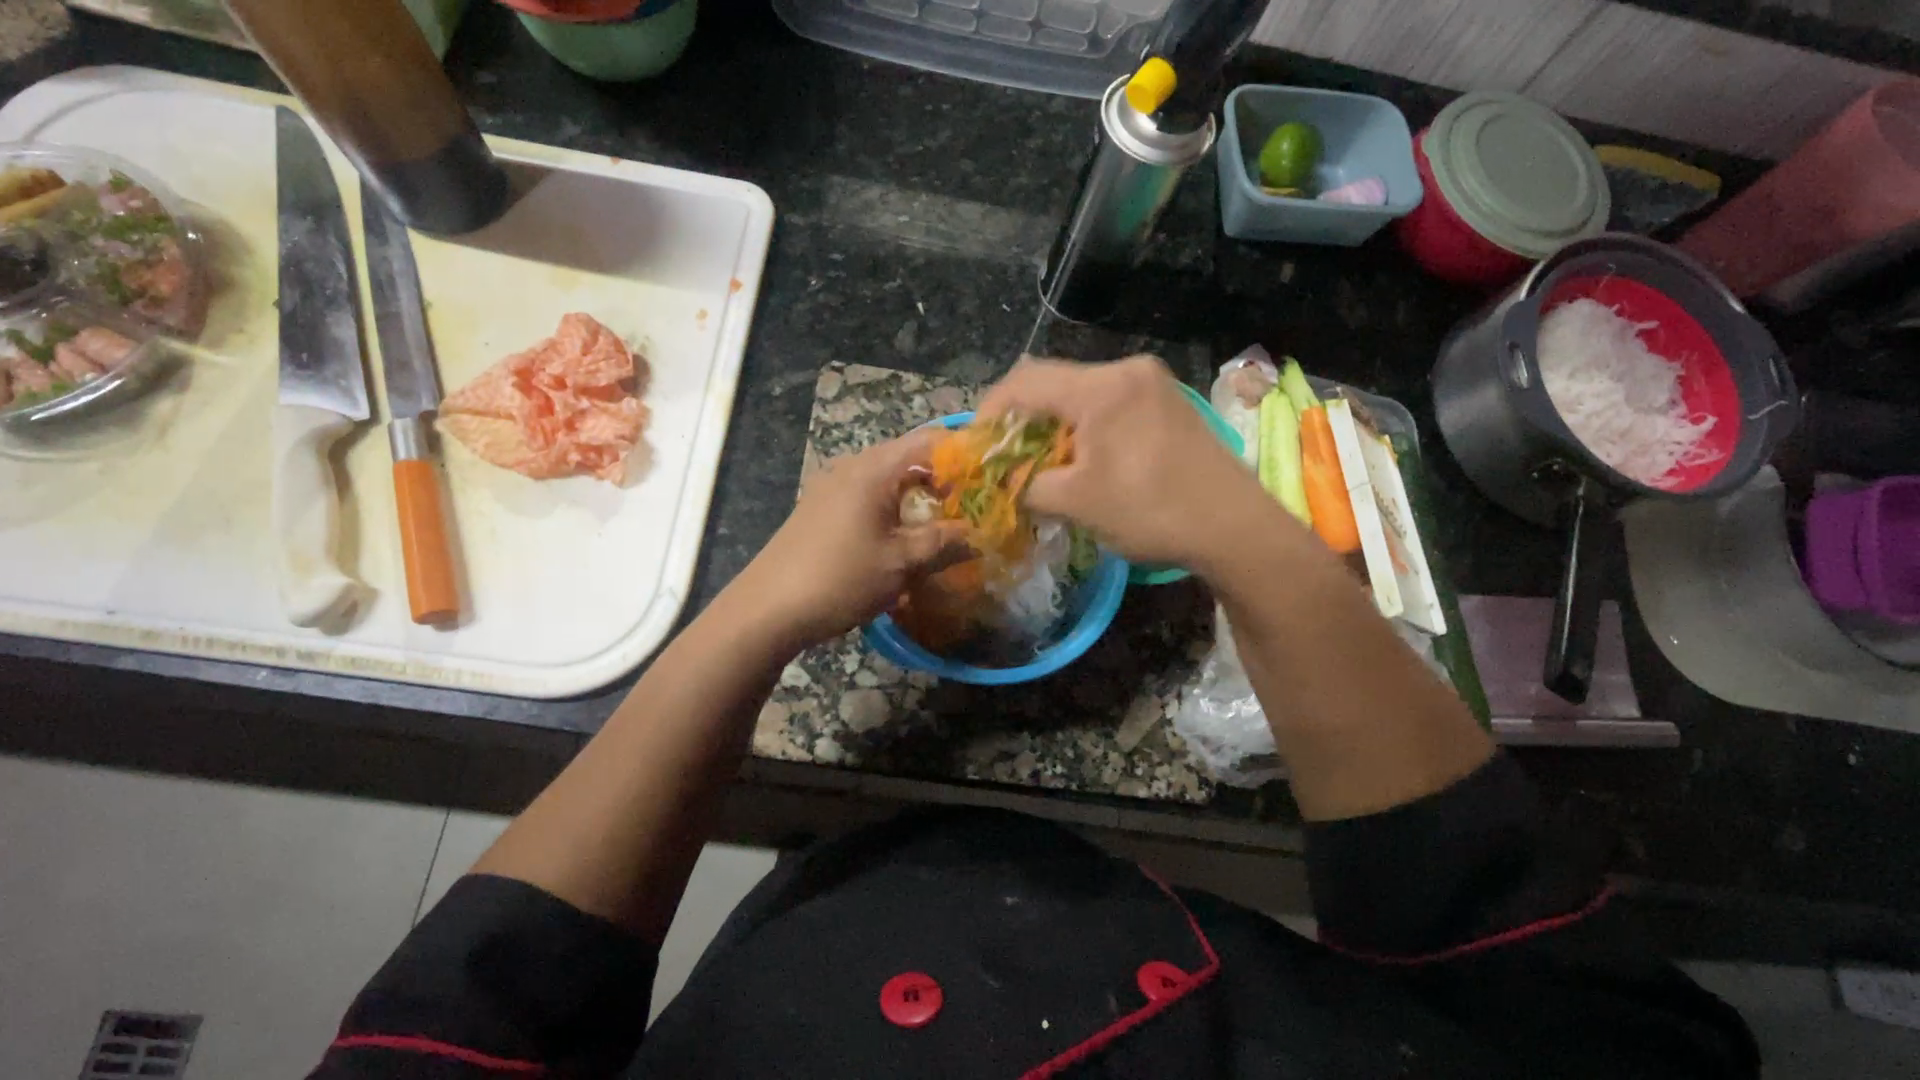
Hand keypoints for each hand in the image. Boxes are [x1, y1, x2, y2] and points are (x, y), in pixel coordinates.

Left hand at [738, 428, 969, 646]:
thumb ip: (943, 542)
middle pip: (909, 458)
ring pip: (888, 480)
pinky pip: (869, 496)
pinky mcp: (821, 509)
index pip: (930, 440)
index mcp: (874, 469)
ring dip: (919, 497)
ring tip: (947, 524)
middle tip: (976, 504)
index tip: (993, 474)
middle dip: (945, 478)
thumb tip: (979, 533)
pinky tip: (906, 537)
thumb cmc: (840, 579)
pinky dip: (894, 509)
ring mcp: (832, 487)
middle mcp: (852, 467)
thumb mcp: (901, 563)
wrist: (768, 609)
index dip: (964, 452)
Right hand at [978, 355, 1283, 568]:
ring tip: (1040, 462)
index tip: (975, 445)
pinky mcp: (1170, 403)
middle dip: (1022, 418)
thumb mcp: (1077, 502)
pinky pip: (1111, 404)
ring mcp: (1154, 384)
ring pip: (1083, 394)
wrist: (1236, 528)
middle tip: (1004, 456)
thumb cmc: (1151, 511)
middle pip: (1054, 382)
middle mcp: (1127, 371)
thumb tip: (1003, 481)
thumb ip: (1027, 484)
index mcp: (1102, 387)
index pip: (1025, 382)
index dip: (990, 410)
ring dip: (1055, 424)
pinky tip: (1083, 459)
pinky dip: (1086, 427)